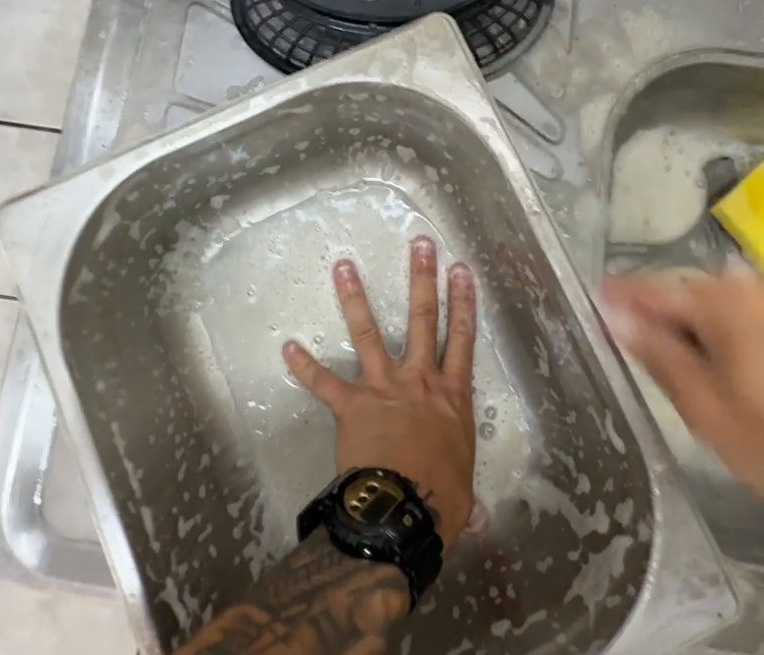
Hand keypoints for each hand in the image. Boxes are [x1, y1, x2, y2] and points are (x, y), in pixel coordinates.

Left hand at [283, 236, 477, 544]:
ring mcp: (384, 387)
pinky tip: (287, 347)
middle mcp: (420, 380)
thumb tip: (476, 520)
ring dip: (356, 297)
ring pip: (369, 333)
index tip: (461, 270)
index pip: (462, 339)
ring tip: (343, 265)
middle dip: (422, 279)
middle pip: (423, 320)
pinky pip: (324, 382)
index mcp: (451, 396)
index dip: (463, 303)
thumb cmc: (439, 499)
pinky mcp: (352, 403)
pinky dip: (305, 366)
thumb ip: (465, 492)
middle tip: (419, 243)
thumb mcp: (462, 490)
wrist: (403, 509)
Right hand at [599, 268, 763, 533]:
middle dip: (661, 318)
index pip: (655, 287)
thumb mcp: (707, 409)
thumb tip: (616, 313)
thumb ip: (658, 353)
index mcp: (727, 300)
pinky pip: (752, 320)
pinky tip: (731, 377)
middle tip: (637, 355)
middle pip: (691, 294)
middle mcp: (759, 287)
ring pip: (722, 308)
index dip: (621, 297)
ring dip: (696, 331)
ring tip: (684, 375)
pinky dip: (729, 338)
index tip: (592, 300)